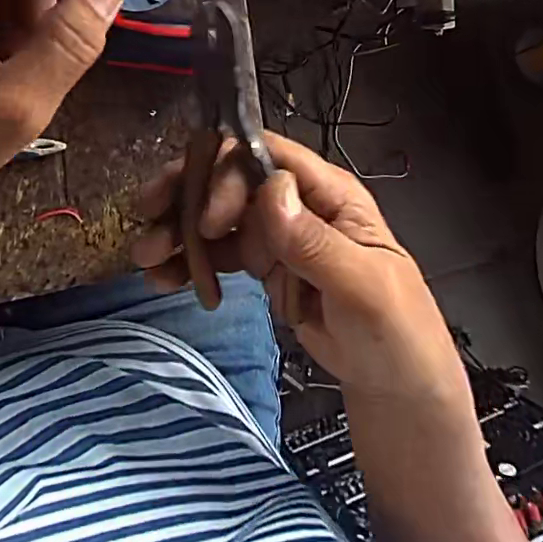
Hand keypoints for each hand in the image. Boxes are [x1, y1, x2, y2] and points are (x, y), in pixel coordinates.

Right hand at [131, 132, 465, 405]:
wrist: (396, 383)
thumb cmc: (395, 329)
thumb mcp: (363, 287)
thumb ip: (316, 243)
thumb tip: (272, 191)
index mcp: (329, 193)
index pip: (270, 158)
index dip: (229, 172)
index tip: (205, 216)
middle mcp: (298, 203)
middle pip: (234, 179)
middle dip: (190, 194)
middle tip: (149, 217)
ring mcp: (279, 234)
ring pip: (220, 215)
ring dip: (180, 229)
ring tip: (146, 257)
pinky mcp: (266, 265)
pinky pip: (221, 253)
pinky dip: (191, 261)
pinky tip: (164, 277)